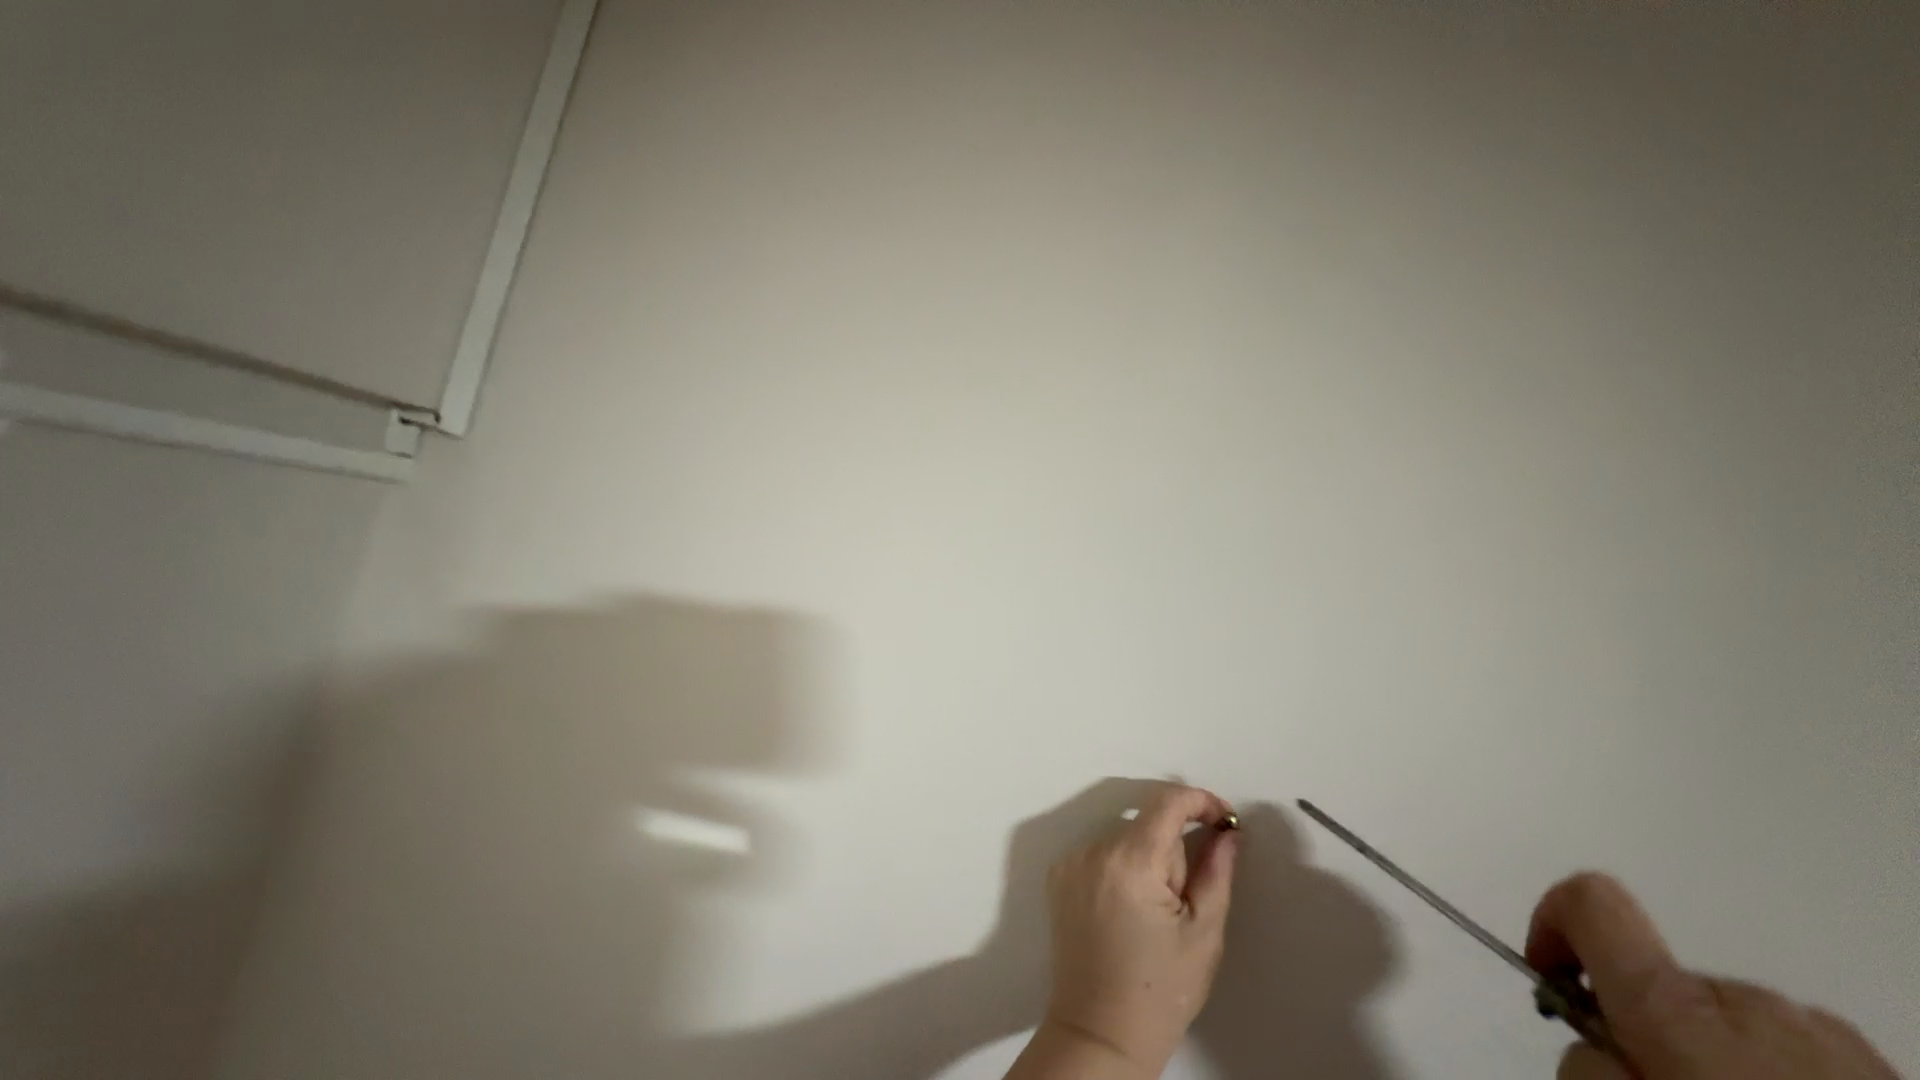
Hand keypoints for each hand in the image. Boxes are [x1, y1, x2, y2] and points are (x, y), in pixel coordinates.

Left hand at [1030, 782, 1239, 1076]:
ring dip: (1148, 856)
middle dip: (1174, 847)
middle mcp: (1092, 851)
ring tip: (1155, 911)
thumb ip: (1216, 870)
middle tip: (1184, 898)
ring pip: (1125, 836)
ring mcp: (1069, 863)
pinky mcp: (1058, 877)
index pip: (1167, 801)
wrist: (1099, 1032)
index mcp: (1130, 861)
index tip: (1225, 819)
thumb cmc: (1160, 991)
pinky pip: (1102, 852)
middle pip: (1147, 823)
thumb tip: (1226, 830)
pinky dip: (1123, 865)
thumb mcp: (1203, 932)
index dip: (1200, 801)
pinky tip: (1130, 909)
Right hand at [1526, 872, 1900, 1079]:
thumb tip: (1595, 1042)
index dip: (1551, 920)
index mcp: (1677, 1007)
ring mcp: (1827, 1036)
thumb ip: (1588, 1068)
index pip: (1592, 901)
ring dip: (1710, 1066)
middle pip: (1657, 986)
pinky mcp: (1883, 1070)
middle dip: (1641, 1036)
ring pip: (1728, 1026)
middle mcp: (1747, 999)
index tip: (1548, 977)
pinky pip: (1795, 1056)